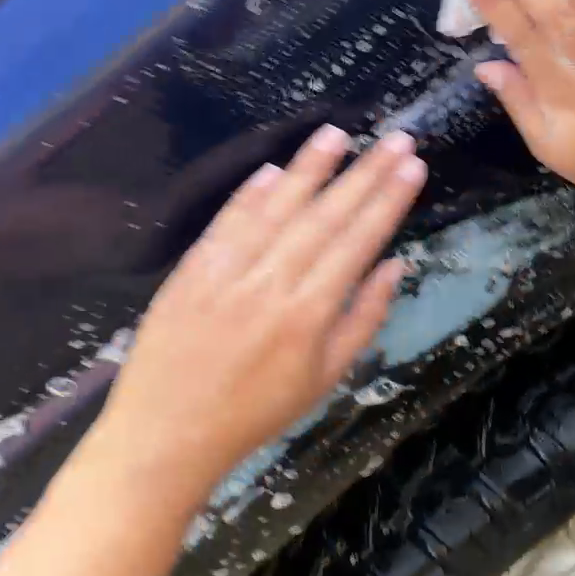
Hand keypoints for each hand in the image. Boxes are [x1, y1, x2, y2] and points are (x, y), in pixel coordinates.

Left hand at [92, 126, 424, 498]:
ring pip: (275, 212)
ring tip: (337, 134)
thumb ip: (366, 317)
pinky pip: (223, 228)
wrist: (161, 441)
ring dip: (309, 170)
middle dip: (366, 174)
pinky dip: (248, 197)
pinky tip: (273, 170)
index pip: (359, 241)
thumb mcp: (328, 376)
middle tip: (396, 139)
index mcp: (309, 313)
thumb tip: (396, 264)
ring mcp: (224, 278)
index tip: (413, 167)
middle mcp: (270, 286)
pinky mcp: (186, 277)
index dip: (389, 201)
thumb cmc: (258, 412)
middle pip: (326, 217)